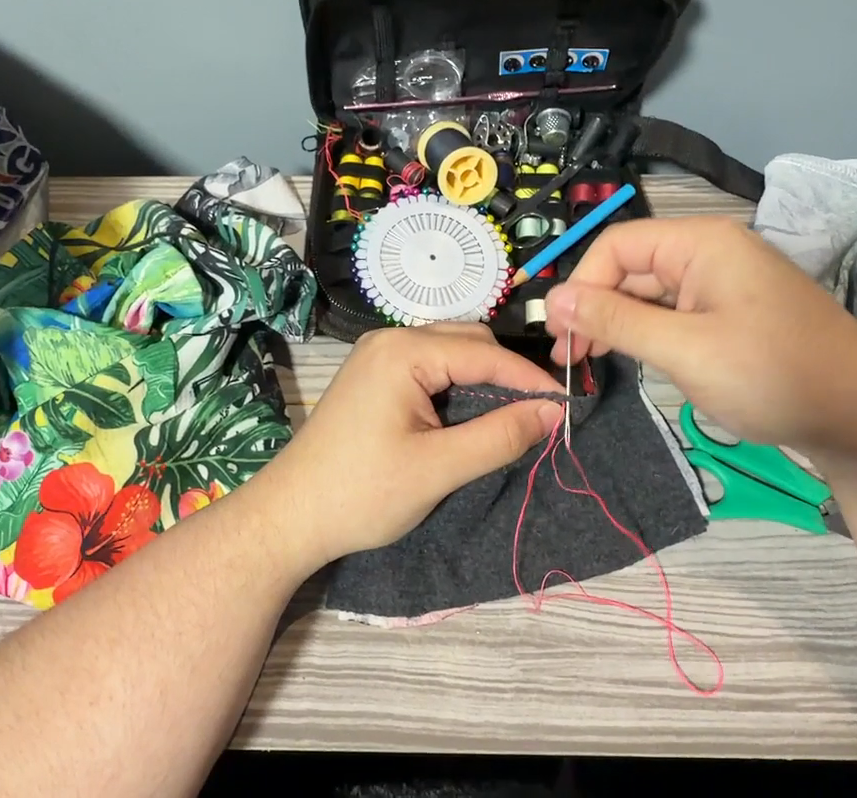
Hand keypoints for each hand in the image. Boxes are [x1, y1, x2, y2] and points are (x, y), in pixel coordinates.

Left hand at [245, 323, 562, 567]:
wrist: (290, 516)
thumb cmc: (361, 493)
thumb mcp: (438, 468)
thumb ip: (499, 435)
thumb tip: (552, 411)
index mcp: (402, 351)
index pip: (484, 352)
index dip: (529, 378)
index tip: (566, 407)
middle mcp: (389, 339)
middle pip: (468, 342)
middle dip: (507, 373)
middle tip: (540, 414)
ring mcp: (377, 356)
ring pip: (449, 353)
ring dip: (482, 379)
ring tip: (513, 416)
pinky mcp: (372, 377)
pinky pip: (428, 367)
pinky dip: (457, 385)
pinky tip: (470, 415)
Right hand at [543, 217, 856, 455]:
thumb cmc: (773, 376)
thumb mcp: (684, 350)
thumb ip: (615, 320)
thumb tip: (551, 299)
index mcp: (702, 243)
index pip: (616, 246)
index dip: (581, 285)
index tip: (560, 336)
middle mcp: (712, 253)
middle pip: (631, 268)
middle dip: (595, 308)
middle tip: (569, 359)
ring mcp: (725, 284)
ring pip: (651, 294)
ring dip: (618, 325)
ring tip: (592, 364)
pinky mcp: (734, 314)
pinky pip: (675, 314)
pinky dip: (649, 335)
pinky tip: (636, 361)